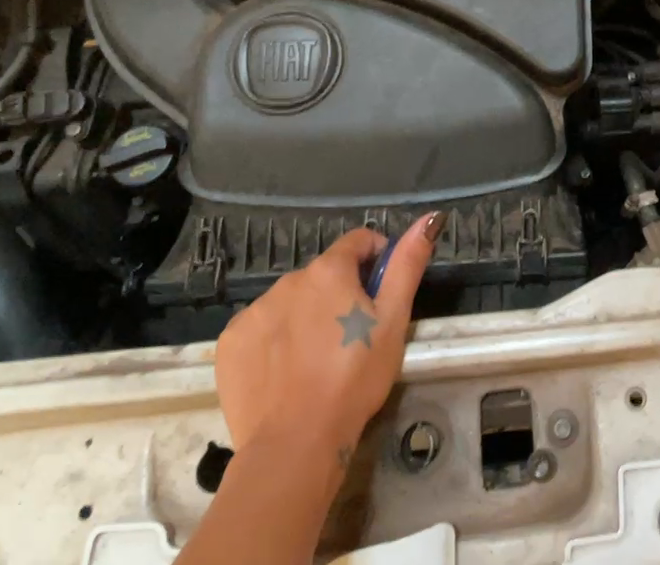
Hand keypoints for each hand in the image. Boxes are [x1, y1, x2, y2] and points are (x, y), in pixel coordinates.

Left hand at [214, 212, 443, 455]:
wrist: (296, 441)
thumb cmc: (355, 378)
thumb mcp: (393, 321)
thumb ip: (408, 265)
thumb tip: (429, 218)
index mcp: (329, 271)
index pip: (359, 242)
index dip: (377, 261)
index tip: (382, 297)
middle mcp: (287, 281)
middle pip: (324, 274)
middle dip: (341, 294)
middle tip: (355, 337)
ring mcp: (253, 312)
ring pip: (292, 301)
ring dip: (308, 315)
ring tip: (320, 359)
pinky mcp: (229, 343)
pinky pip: (261, 328)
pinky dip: (276, 340)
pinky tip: (288, 371)